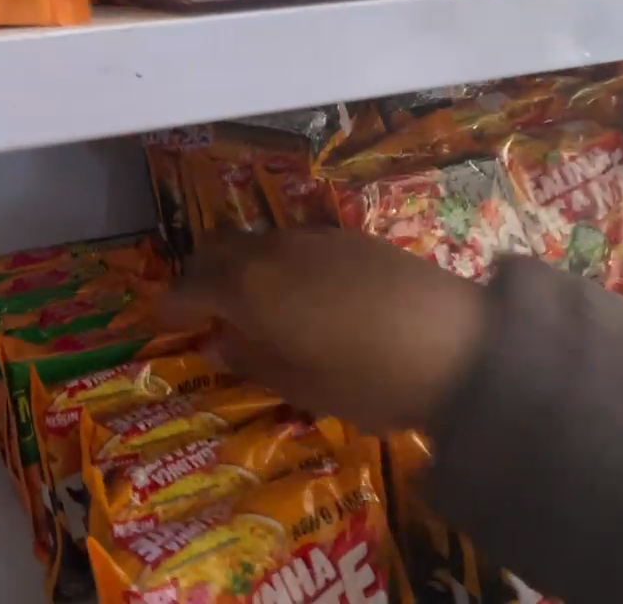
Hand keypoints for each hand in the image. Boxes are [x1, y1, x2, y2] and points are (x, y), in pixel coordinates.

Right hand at [170, 228, 491, 433]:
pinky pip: (292, 243)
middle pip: (215, 250)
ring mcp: (310, 238)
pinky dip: (277, 263)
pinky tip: (304, 292)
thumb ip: (250, 359)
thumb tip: (217, 341)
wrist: (463, 344)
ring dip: (240, 267)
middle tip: (201, 308)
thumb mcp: (302, 385)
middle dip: (199, 276)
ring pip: (255, 243)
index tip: (158, 318)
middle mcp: (270, 252)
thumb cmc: (370, 378)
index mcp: (249, 289)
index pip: (190, 287)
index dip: (170, 303)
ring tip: (253, 303)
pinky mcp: (347, 236)